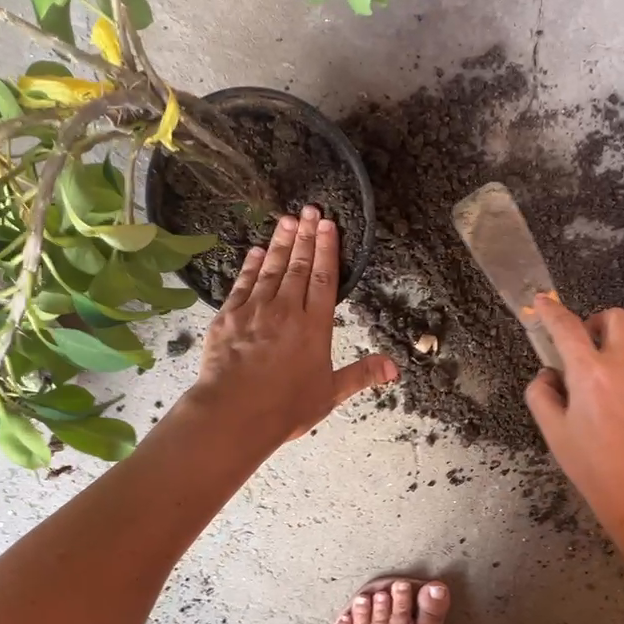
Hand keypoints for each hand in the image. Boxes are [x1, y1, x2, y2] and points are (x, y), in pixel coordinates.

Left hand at [191, 206, 395, 442]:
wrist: (235, 413)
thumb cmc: (287, 407)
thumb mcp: (331, 393)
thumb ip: (362, 375)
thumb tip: (394, 367)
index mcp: (314, 327)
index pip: (324, 280)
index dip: (327, 250)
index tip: (329, 225)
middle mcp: (286, 311)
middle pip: (298, 266)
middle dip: (306, 236)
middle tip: (310, 210)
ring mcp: (255, 311)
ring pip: (271, 269)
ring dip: (281, 243)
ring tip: (287, 219)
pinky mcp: (228, 317)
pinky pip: (243, 283)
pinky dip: (252, 265)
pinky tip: (257, 252)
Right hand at [523, 295, 623, 539]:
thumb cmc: (593, 467)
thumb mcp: (554, 433)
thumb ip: (542, 396)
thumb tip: (548, 377)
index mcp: (590, 373)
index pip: (567, 328)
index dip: (551, 312)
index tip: (542, 302)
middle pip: (616, 318)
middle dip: (597, 321)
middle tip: (583, 345)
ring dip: (611, 360)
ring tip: (598, 403)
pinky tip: (620, 421)